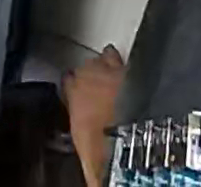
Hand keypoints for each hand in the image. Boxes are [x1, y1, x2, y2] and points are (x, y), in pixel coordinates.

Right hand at [64, 46, 124, 186]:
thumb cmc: (98, 144)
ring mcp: (113, 69)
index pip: (67, 78)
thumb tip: (82, 133)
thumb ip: (78, 122)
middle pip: (87, 65)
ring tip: (110, 68)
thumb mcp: (79, 137)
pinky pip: (126, 62)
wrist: (123, 138)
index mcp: (73, 91)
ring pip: (106, 56)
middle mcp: (91, 74)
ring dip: (108, 62)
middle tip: (96, 86)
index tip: (74, 88)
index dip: (72, 84)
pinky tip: (129, 71)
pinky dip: (126, 67)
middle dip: (91, 73)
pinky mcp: (132, 72)